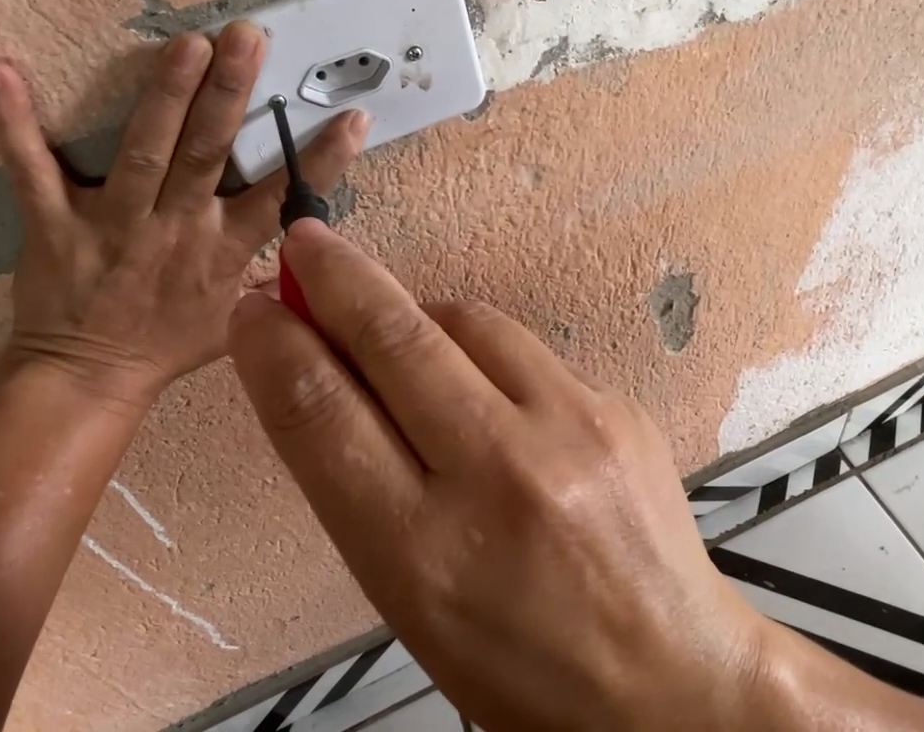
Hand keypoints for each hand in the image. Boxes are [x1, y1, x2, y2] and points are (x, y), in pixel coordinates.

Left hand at [0, 22, 366, 410]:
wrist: (86, 381)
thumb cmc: (167, 346)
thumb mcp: (235, 318)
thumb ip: (270, 276)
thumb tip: (311, 249)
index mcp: (223, 249)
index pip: (280, 197)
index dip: (320, 159)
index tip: (352, 116)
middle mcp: (175, 227)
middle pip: (209, 154)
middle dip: (231, 93)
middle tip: (247, 36)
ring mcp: (113, 223)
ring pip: (144, 151)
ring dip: (165, 96)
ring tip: (187, 44)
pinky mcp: (54, 224)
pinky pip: (32, 171)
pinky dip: (14, 124)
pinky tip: (0, 70)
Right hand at [227, 221, 776, 730]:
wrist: (670, 680)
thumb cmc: (517, 662)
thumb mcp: (411, 600)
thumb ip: (363, 488)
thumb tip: (325, 376)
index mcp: (422, 555)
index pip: (323, 417)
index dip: (276, 348)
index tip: (253, 307)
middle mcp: (498, 477)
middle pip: (394, 341)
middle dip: (337, 280)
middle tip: (304, 243)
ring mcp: (571, 430)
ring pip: (466, 322)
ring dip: (414, 312)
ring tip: (394, 326)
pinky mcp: (618, 407)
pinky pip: (526, 349)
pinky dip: (482, 348)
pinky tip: (481, 380)